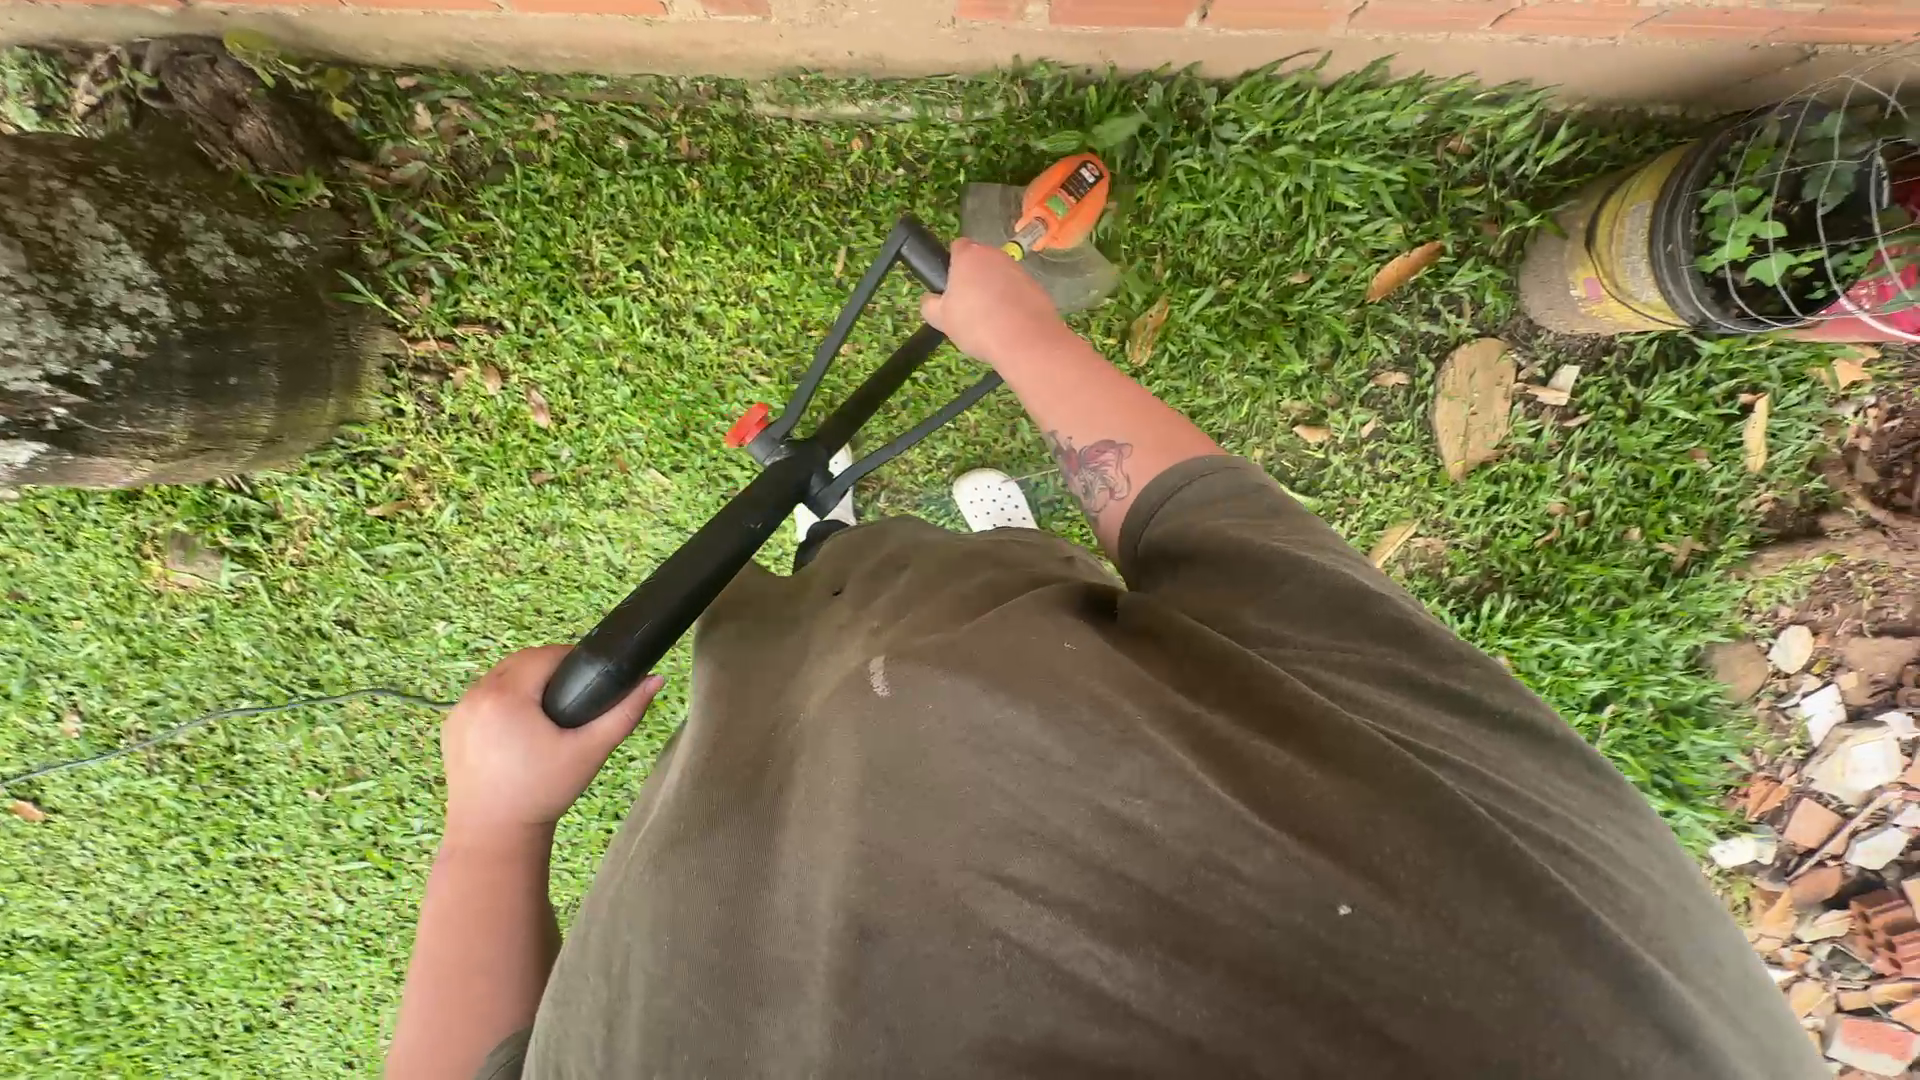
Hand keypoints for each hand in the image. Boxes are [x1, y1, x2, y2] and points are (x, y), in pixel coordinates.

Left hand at [439, 646, 663, 833]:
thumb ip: (625, 712)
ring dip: (526, 680)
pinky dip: (505, 697)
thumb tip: (656, 680)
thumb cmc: (544, 790)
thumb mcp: (591, 750)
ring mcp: (458, 712)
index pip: (545, 655)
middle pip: (521, 661)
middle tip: (577, 692)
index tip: (592, 678)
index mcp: (506, 696)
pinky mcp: (451, 727)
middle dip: (550, 668)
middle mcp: (475, 696)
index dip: (573, 659)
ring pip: (500, 676)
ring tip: (553, 705)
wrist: (494, 834)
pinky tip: (524, 718)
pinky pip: (483, 695)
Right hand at [920, 238, 1071, 367]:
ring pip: (1000, 276)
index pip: (957, 247)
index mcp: (968, 255)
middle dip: (974, 279)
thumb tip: (929, 300)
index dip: (952, 265)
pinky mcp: (1036, 285)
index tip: (952, 287)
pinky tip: (1009, 324)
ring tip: (990, 321)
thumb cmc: (977, 325)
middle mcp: (995, 255)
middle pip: (980, 262)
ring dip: (994, 291)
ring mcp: (1018, 269)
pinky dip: (1012, 302)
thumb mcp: (941, 319)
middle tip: (968, 308)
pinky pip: (1017, 290)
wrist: (1025, 341)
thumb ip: (930, 305)